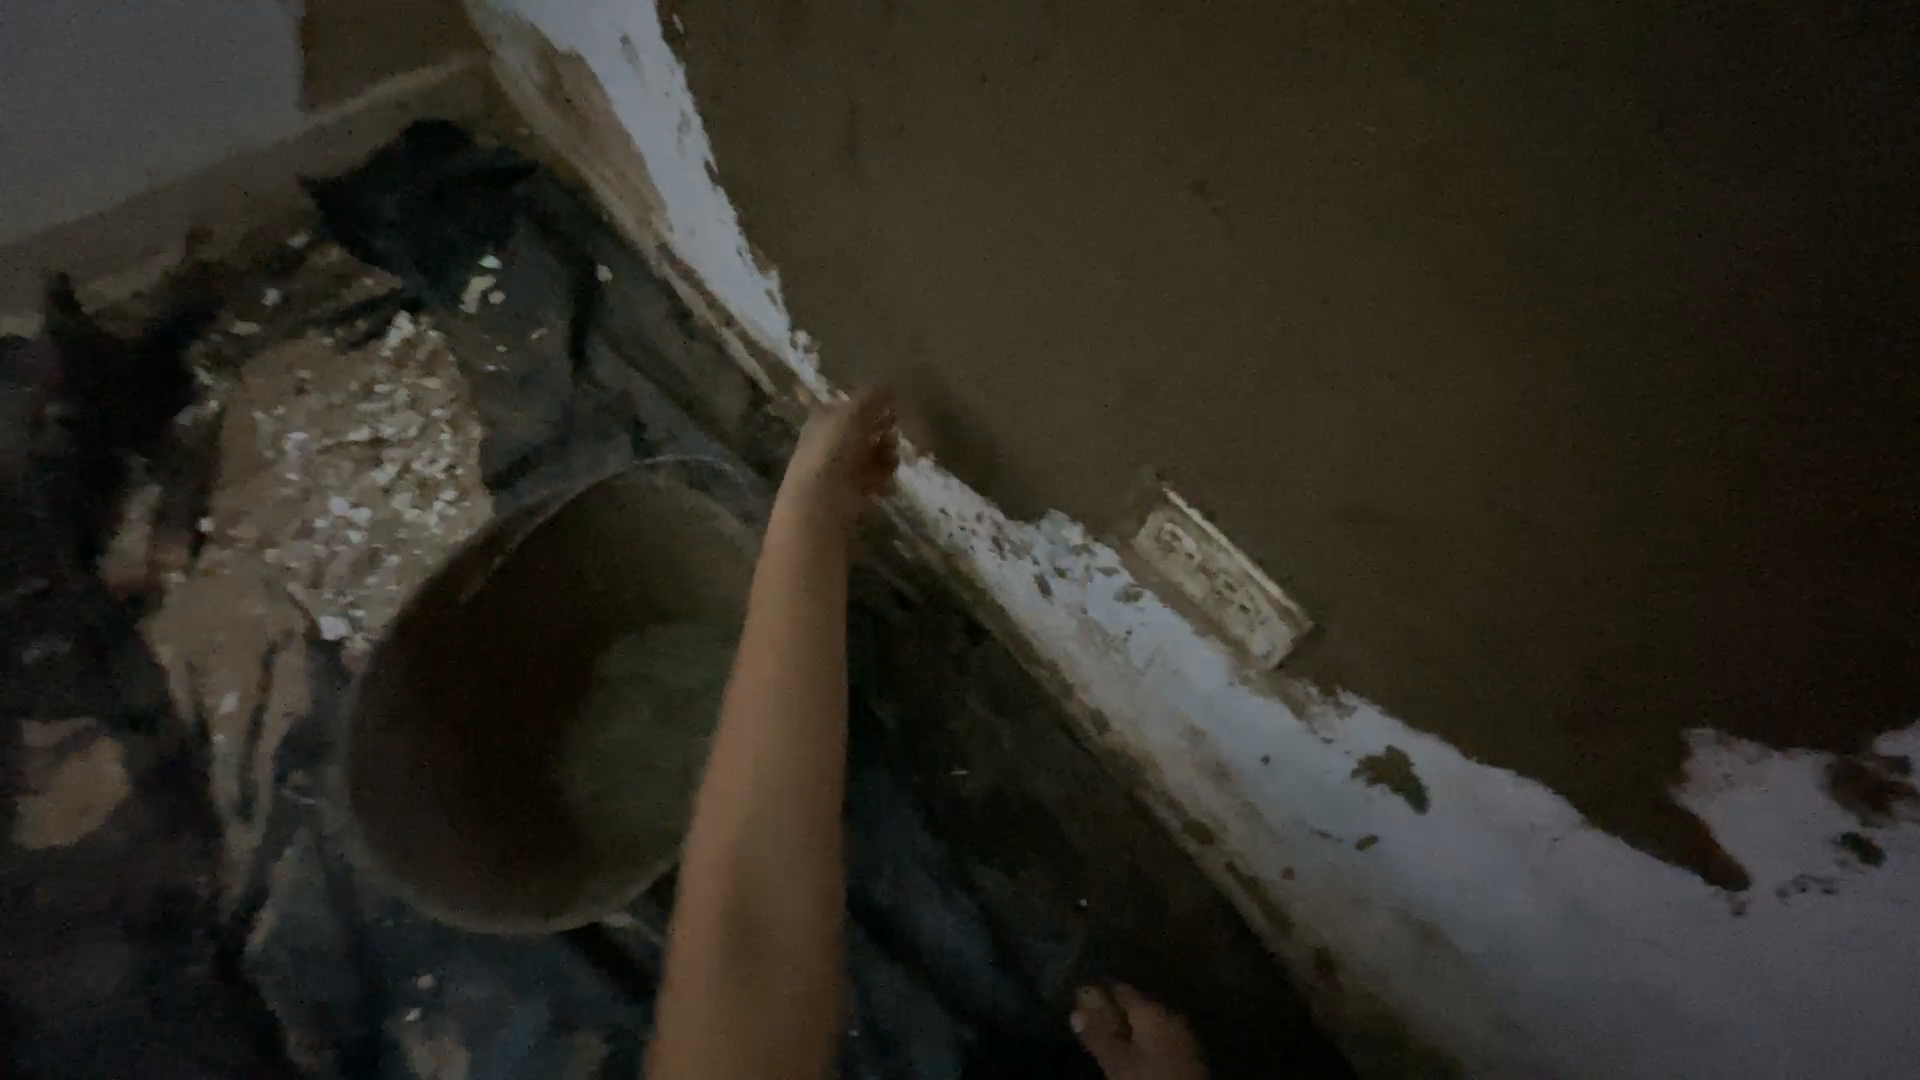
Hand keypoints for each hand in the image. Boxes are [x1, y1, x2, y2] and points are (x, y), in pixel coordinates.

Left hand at [779, 387, 899, 530]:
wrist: (823, 498)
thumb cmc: (834, 448)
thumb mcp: (853, 413)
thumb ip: (873, 397)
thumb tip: (890, 387)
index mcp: (824, 420)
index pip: (849, 408)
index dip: (871, 406)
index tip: (890, 407)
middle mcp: (831, 443)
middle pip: (865, 432)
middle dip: (884, 431)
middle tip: (894, 431)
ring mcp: (842, 468)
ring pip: (874, 455)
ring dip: (888, 454)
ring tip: (891, 458)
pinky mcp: (854, 491)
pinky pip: (876, 478)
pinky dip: (884, 478)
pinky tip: (886, 483)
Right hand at [1073, 985, 1209, 1079]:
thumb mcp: (1117, 1063)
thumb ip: (1096, 1035)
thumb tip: (1075, 1011)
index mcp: (1151, 1010)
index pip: (1120, 989)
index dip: (1101, 994)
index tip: (1083, 1002)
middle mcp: (1170, 1015)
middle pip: (1137, 1006)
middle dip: (1118, 1014)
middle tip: (1098, 1026)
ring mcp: (1185, 1036)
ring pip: (1151, 1025)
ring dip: (1134, 1031)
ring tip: (1116, 1043)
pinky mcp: (1192, 1058)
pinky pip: (1164, 1041)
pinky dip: (1149, 1045)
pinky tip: (1139, 1058)